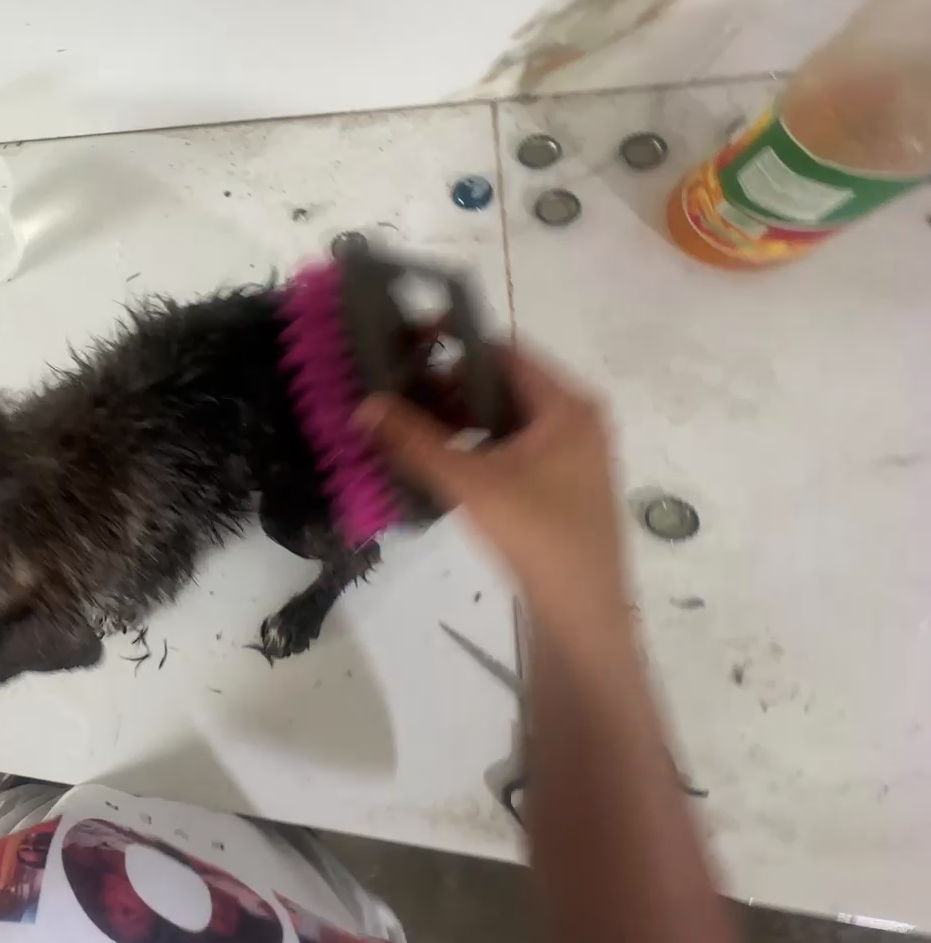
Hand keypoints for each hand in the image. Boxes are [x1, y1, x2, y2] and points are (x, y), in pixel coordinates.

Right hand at [355, 346, 628, 629]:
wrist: (580, 605)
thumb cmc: (534, 532)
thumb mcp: (466, 480)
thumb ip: (412, 439)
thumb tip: (364, 405)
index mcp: (565, 406)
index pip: (501, 350)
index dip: (451, 340)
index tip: (402, 342)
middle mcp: (573, 418)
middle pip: (499, 382)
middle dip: (443, 383)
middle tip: (393, 388)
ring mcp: (568, 449)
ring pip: (499, 413)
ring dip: (452, 413)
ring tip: (402, 421)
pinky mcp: (556, 477)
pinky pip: (505, 440)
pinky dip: (469, 438)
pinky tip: (431, 455)